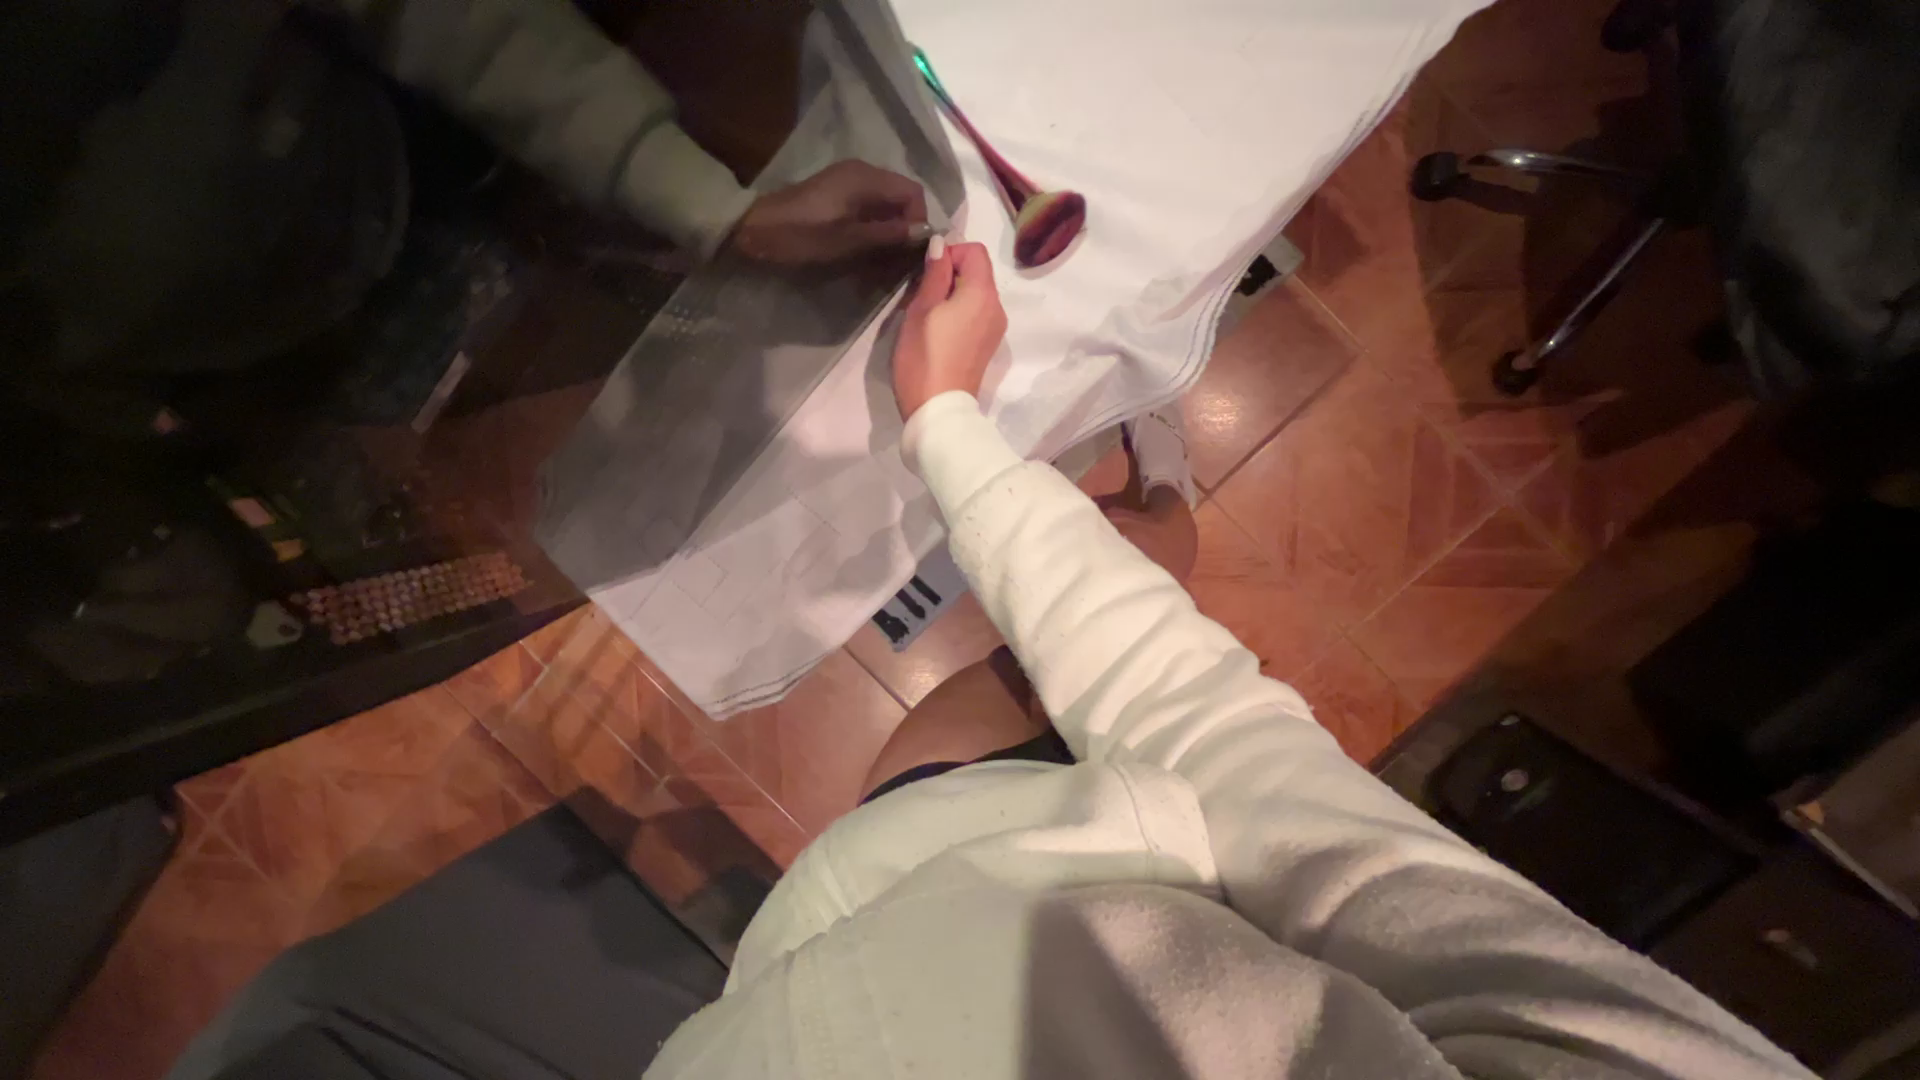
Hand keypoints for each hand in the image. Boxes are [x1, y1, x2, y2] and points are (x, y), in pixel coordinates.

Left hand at [729, 160, 928, 264]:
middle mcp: (862, 174)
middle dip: (904, 232)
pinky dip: (872, 233)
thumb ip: (888, 235)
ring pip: (885, 209)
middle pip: (900, 200)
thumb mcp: (849, 240)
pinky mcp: (838, 196)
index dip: (919, 221)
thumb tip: (923, 235)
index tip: (911, 251)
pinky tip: (866, 257)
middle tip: (898, 265)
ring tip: (881, 267)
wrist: (757, 229)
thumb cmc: (804, 235)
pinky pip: (868, 212)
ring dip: (888, 236)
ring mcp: (848, 184)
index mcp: (866, 178)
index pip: (913, 193)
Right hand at [892, 240, 1006, 420]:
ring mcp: (996, 329)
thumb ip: (934, 274)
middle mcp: (997, 307)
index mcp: (983, 294)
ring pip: (976, 295)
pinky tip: (940, 333)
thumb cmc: (924, 358)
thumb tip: (941, 245)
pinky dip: (960, 313)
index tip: (928, 274)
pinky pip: (977, 315)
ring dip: (953, 295)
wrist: (939, 410)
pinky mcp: (988, 346)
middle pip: (978, 272)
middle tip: (923, 297)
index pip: (975, 251)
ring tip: (929, 317)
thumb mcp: (921, 310)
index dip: (950, 253)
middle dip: (951, 275)